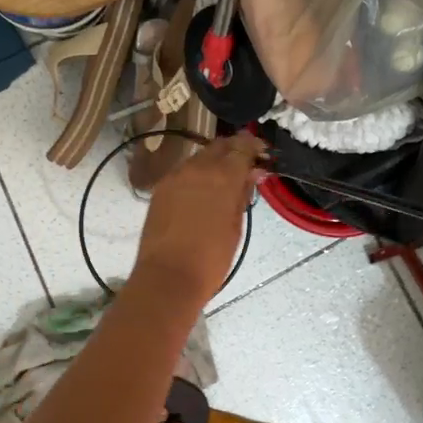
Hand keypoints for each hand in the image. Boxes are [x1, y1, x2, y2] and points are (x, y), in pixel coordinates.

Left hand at [130, 133, 265, 308]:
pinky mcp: (161, 186)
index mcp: (223, 175)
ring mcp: (176, 174)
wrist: (167, 276)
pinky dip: (196, 173)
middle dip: (234, 150)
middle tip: (244, 164)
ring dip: (214, 161)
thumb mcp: (235, 227)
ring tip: (223, 179)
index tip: (262, 153)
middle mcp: (198, 167)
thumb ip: (242, 194)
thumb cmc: (210, 259)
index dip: (254, 146)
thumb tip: (252, 173)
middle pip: (220, 145)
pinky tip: (201, 190)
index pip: (242, 146)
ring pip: (200, 156)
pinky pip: (184, 170)